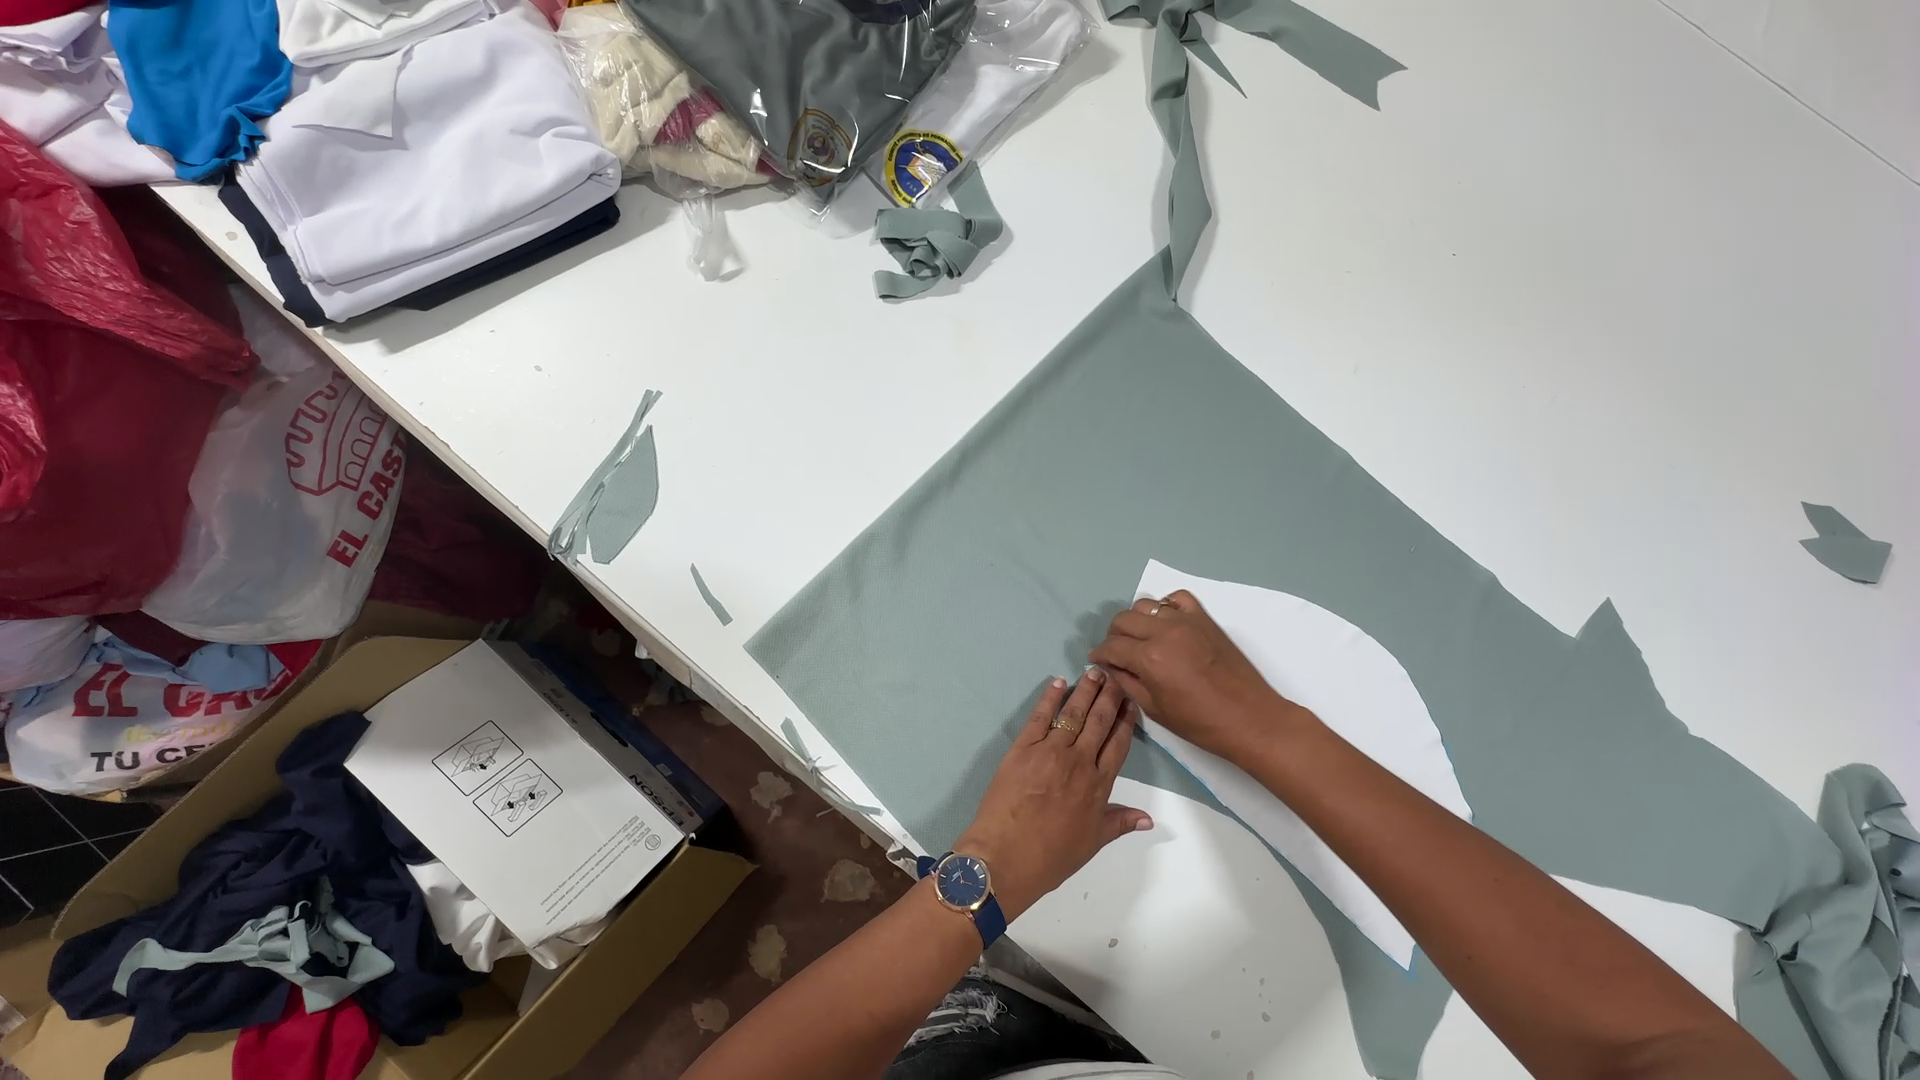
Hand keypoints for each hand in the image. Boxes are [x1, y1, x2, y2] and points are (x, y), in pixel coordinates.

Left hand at [954, 670, 1152, 920]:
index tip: (1131, 703)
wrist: (1006, 857)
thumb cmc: (1050, 856)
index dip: (1126, 721)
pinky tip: (1058, 683)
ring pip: (1073, 714)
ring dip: (1085, 691)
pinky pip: (1040, 717)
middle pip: (1099, 722)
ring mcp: (1050, 751)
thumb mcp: (1091, 843)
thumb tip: (1148, 819)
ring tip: (1094, 672)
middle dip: (1109, 697)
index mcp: (1098, 785)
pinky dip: (1050, 698)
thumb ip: (1118, 823)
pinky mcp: (1023, 748)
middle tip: (1115, 677)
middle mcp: (1079, 762)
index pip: (1118, 744)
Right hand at [1088, 591, 1309, 762]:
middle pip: (1123, 620)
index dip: (1100, 655)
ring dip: (1136, 621)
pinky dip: (1165, 607)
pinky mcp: (1205, 619)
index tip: (1097, 661)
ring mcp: (1186, 621)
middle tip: (1118, 654)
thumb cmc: (1201, 723)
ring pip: (1145, 605)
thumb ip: (1127, 682)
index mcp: (1149, 657)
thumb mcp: (1155, 709)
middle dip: (1114, 637)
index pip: (1111, 646)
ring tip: (1141, 639)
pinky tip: (1166, 625)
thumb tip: (1110, 667)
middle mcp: (1164, 632)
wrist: (1250, 718)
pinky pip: (1177, 599)